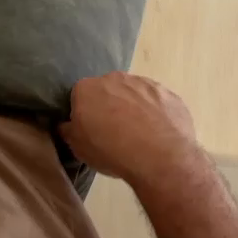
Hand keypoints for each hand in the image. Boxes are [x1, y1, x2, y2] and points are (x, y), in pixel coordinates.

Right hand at [59, 73, 206, 188]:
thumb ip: (68, 130)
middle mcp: (115, 78)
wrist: (160, 158)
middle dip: (110, 105)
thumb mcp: (77, 147)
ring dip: (134, 107)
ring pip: (135, 93)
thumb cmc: (110, 150)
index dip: (85, 113)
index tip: (91, 129)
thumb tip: (66, 125)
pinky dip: (157, 114)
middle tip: (114, 131)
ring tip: (140, 134)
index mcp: (86, 88)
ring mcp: (145, 84)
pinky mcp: (170, 95)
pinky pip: (159, 103)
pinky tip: (160, 134)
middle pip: (108, 90)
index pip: (80, 96)